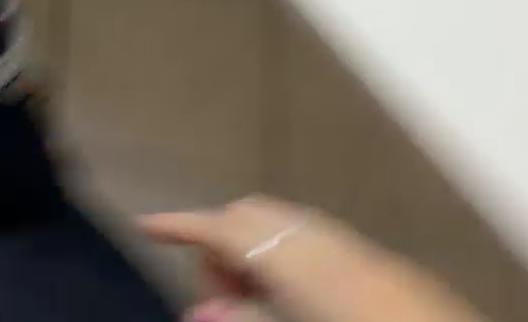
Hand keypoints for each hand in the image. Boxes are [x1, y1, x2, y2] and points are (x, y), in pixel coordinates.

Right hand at [141, 197, 486, 321]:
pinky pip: (316, 240)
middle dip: (220, 243)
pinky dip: (291, 254)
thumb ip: (242, 314)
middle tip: (217, 294)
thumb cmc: (356, 320)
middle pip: (246, 215)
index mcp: (288, 252)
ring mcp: (353, 245)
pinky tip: (301, 292)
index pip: (214, 227)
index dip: (174, 224)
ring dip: (256, 247)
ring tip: (257, 295)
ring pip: (282, 224)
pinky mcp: (386, 264)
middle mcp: (315, 236)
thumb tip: (193, 312)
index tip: (141, 225)